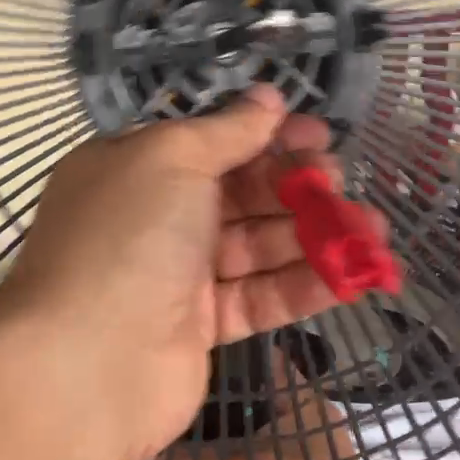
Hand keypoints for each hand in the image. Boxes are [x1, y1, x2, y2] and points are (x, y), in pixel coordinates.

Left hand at [0, 84, 386, 459]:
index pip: (207, 143)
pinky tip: (353, 274)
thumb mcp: (170, 159)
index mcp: (130, 168)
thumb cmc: (126, 237)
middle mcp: (150, 218)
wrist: (87, 363)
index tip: (317, 134)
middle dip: (293, 184)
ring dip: (312, 235)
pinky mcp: (198, 327)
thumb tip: (266, 96)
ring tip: (372, 227)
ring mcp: (173, 275)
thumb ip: (224, 131)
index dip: (263, 136)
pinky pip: (258, 297)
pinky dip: (303, 285)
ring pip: (253, 246)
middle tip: (341, 179)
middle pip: (234, 193)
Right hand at [129, 357, 383, 459]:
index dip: (221, 355)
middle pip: (242, 398)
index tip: (181, 354)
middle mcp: (297, 423)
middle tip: (162, 393)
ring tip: (161, 428)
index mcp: (302, 402)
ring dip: (205, 438)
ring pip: (236, 434)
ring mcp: (287, 459)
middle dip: (204, 399)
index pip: (258, 360)